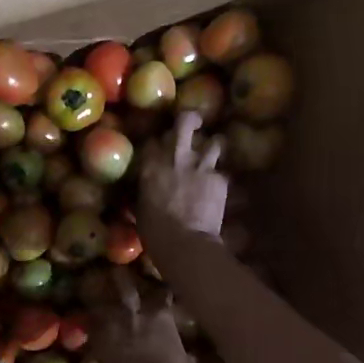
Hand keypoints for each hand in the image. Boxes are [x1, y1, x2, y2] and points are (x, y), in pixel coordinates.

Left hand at [91, 270, 194, 362]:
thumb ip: (183, 350)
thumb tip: (187, 351)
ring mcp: (113, 324)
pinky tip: (92, 324)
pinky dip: (92, 323)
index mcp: (160, 315)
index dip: (160, 291)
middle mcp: (135, 312)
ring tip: (97, 295)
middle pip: (125, 285)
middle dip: (121, 276)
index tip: (160, 291)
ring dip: (101, 300)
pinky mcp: (97, 340)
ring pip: (102, 302)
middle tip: (117, 269)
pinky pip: (91, 325)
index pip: (161, 292)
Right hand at [138, 111, 226, 237]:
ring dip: (214, 145)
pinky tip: (219, 187)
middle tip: (195, 122)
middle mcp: (176, 157)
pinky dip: (219, 178)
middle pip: (185, 122)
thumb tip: (143, 191)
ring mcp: (201, 166)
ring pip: (214, 141)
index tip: (161, 147)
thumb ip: (144, 192)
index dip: (159, 142)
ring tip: (215, 151)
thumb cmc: (155, 232)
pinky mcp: (220, 179)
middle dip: (191, 119)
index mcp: (151, 165)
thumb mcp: (141, 209)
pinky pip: (222, 172)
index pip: (154, 139)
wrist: (185, 243)